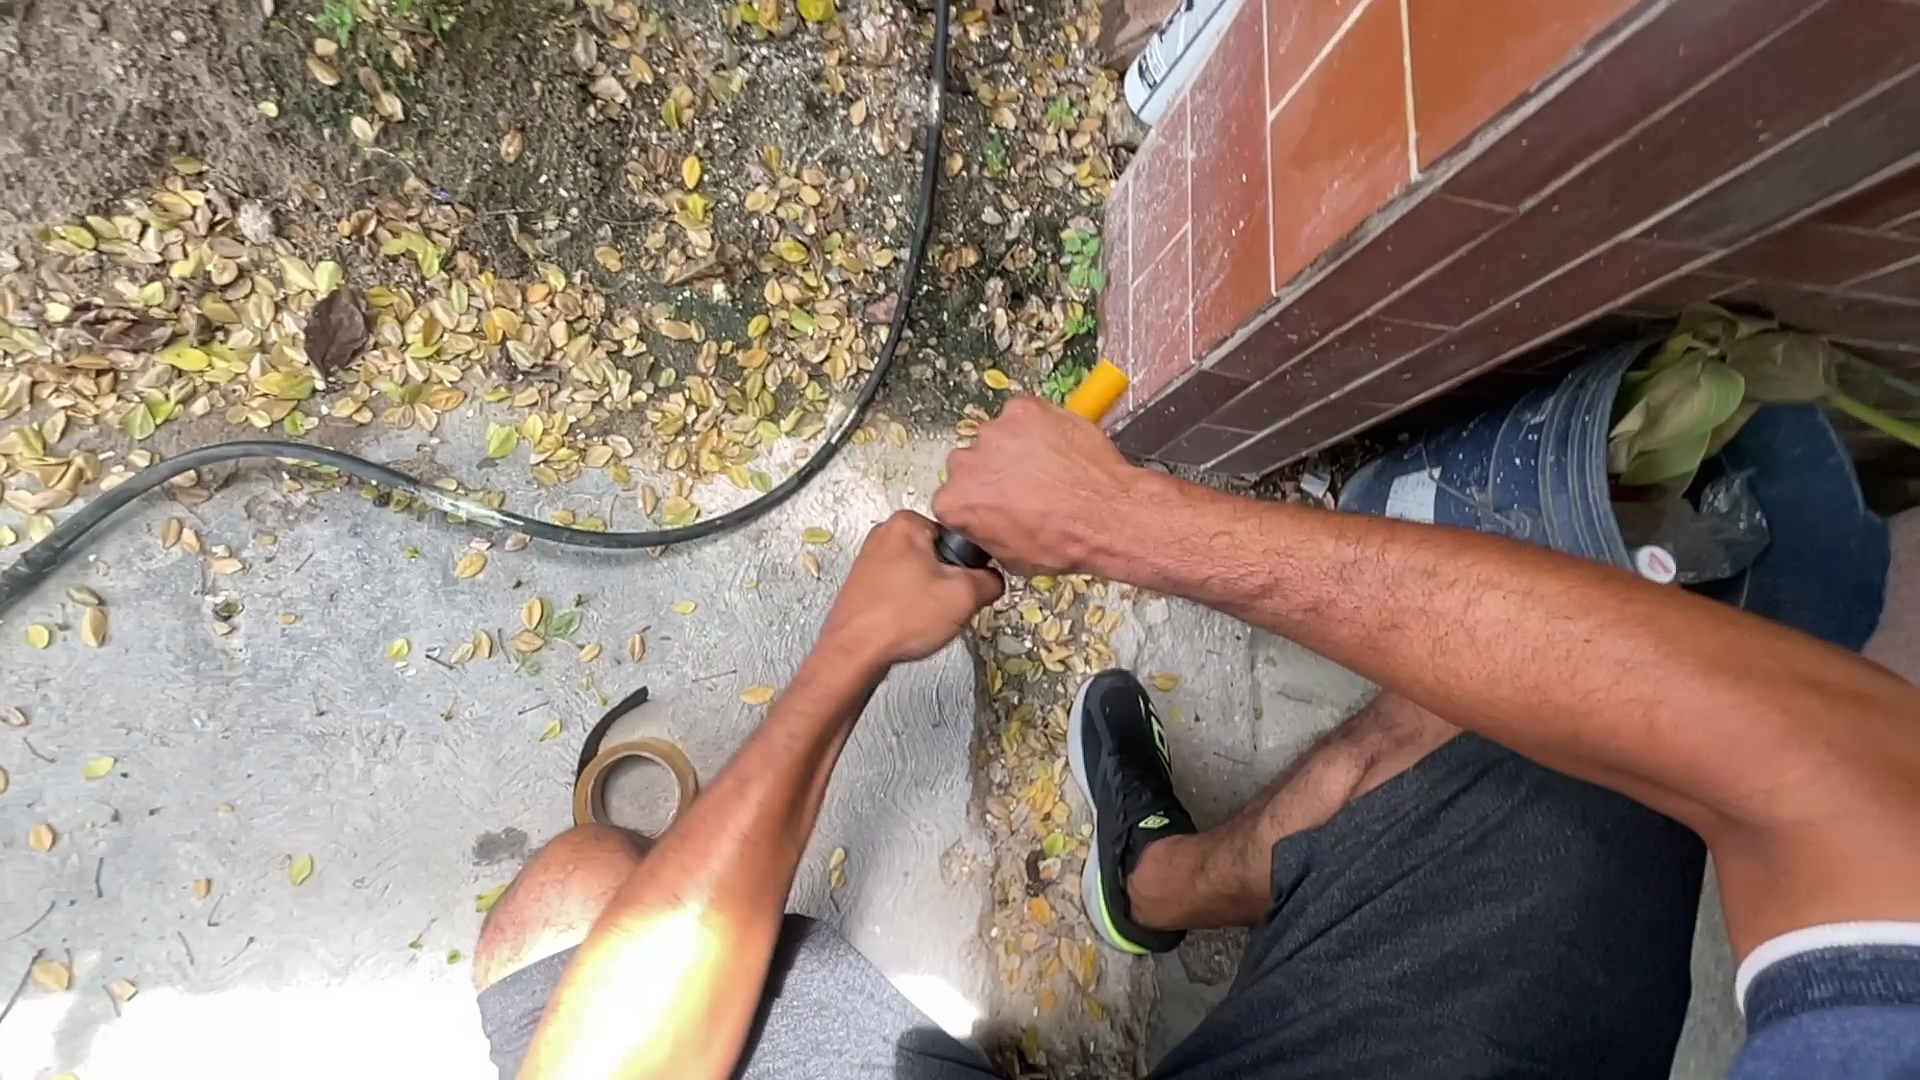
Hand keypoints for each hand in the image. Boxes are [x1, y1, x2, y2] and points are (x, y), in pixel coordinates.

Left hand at [817, 511, 1003, 667]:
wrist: (854, 654)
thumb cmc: (900, 618)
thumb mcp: (966, 595)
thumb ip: (992, 579)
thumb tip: (994, 580)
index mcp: (907, 522)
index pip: (959, 536)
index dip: (970, 565)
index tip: (964, 586)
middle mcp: (885, 533)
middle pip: (940, 555)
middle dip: (950, 581)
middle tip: (947, 604)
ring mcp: (871, 559)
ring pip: (922, 574)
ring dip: (931, 596)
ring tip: (925, 616)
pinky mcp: (864, 585)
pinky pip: (903, 590)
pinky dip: (910, 606)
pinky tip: (909, 622)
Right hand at [931, 396, 1139, 575]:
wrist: (1106, 514)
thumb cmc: (1064, 540)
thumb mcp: (1012, 558)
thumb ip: (986, 534)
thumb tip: (988, 526)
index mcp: (955, 503)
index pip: (952, 496)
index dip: (977, 499)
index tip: (994, 502)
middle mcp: (966, 464)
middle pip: (970, 462)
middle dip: (992, 472)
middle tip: (1024, 486)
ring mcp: (995, 432)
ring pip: (997, 436)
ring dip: (1015, 448)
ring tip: (1046, 467)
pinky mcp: (1023, 410)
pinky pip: (1023, 414)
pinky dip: (1036, 426)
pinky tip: (1055, 448)